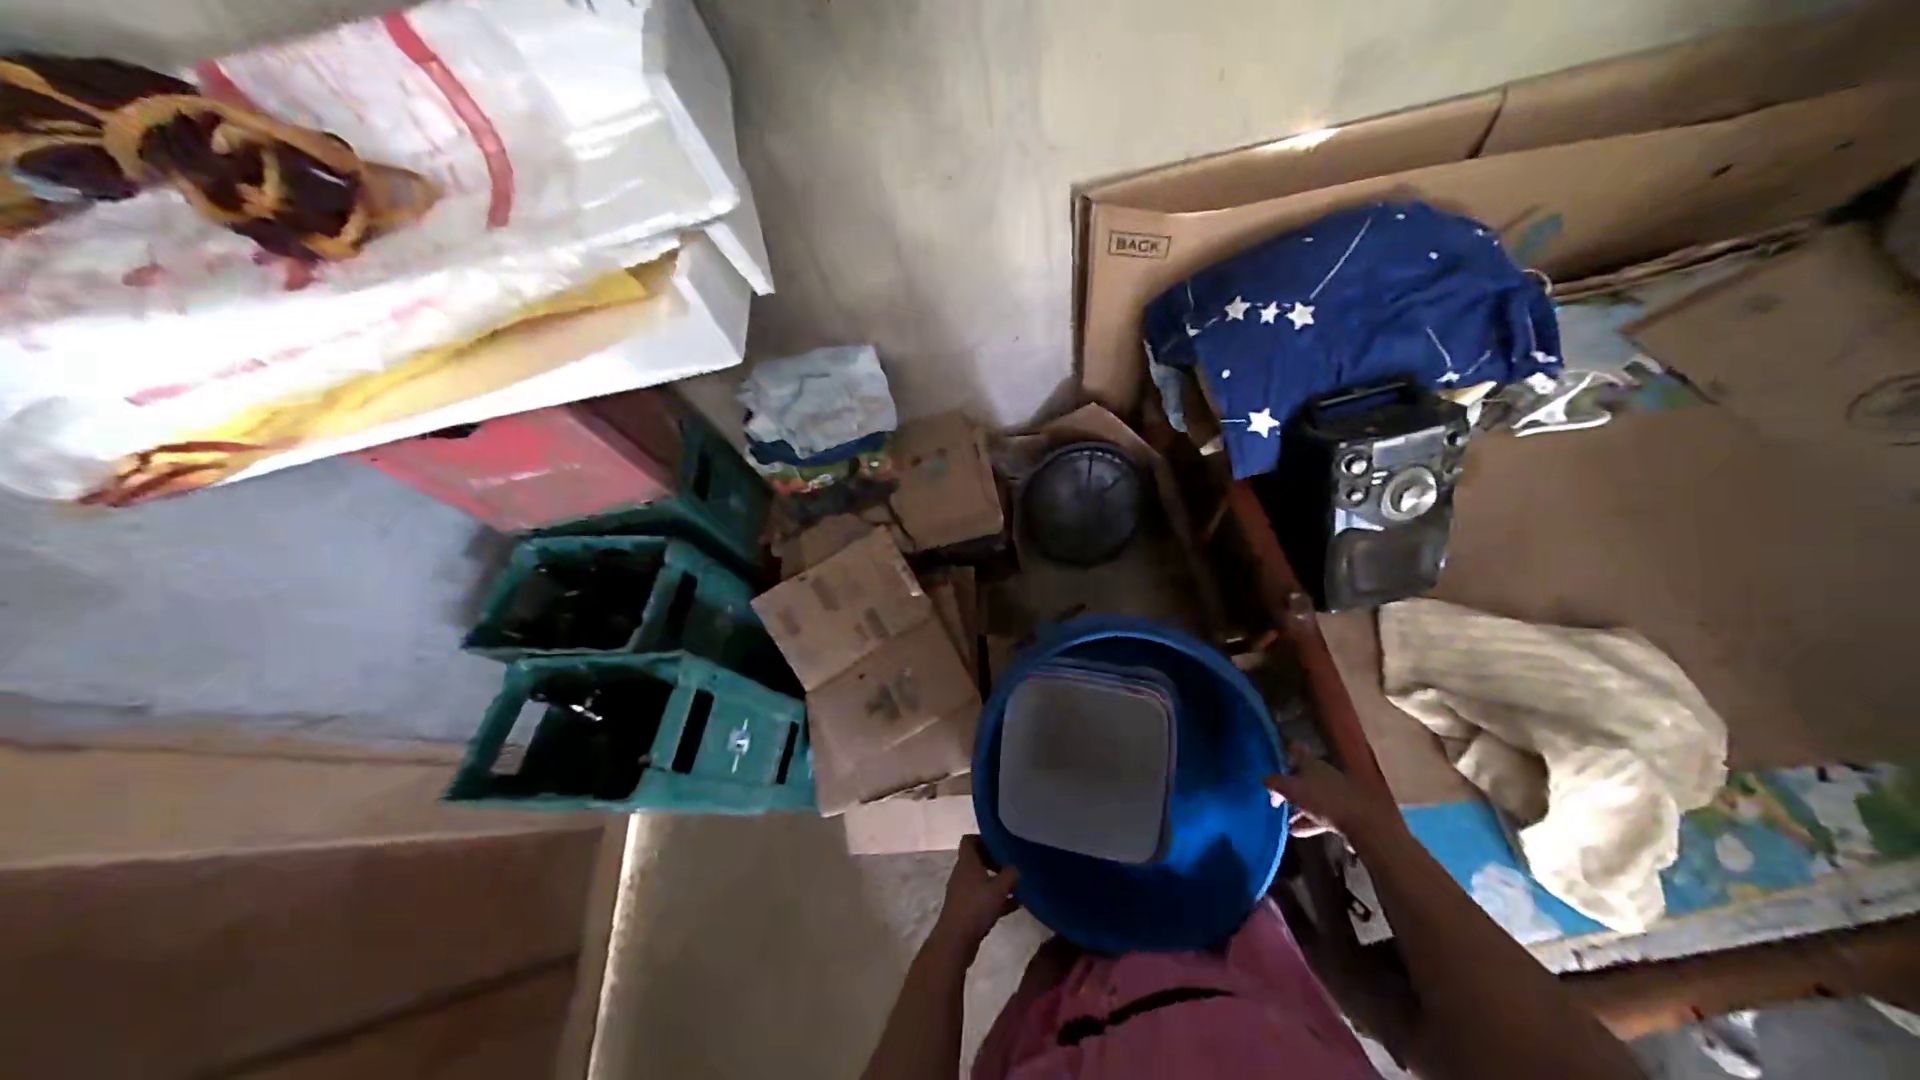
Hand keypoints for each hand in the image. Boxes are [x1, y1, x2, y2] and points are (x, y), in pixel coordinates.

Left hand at [932, 836, 1019, 949]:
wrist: (956, 940)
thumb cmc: (976, 907)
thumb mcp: (999, 888)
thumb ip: (1011, 874)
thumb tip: (1016, 867)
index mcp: (967, 862)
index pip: (969, 840)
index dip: (984, 839)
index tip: (1000, 844)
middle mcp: (962, 873)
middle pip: (977, 859)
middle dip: (995, 860)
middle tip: (1012, 864)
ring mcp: (963, 892)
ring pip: (981, 879)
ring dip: (997, 880)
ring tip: (1017, 884)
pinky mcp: (966, 908)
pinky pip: (983, 897)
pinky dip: (996, 898)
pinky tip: (1015, 904)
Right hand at [1265, 746, 1393, 836]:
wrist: (1365, 824)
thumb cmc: (1324, 800)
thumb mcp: (1292, 789)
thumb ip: (1275, 783)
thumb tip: (1265, 780)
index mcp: (1311, 764)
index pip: (1296, 750)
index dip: (1284, 754)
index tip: (1274, 765)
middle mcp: (1325, 774)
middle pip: (1303, 776)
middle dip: (1290, 788)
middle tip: (1277, 800)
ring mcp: (1338, 793)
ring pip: (1313, 797)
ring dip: (1299, 809)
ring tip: (1286, 823)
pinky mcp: (1346, 812)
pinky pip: (1324, 814)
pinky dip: (1311, 821)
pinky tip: (1299, 832)